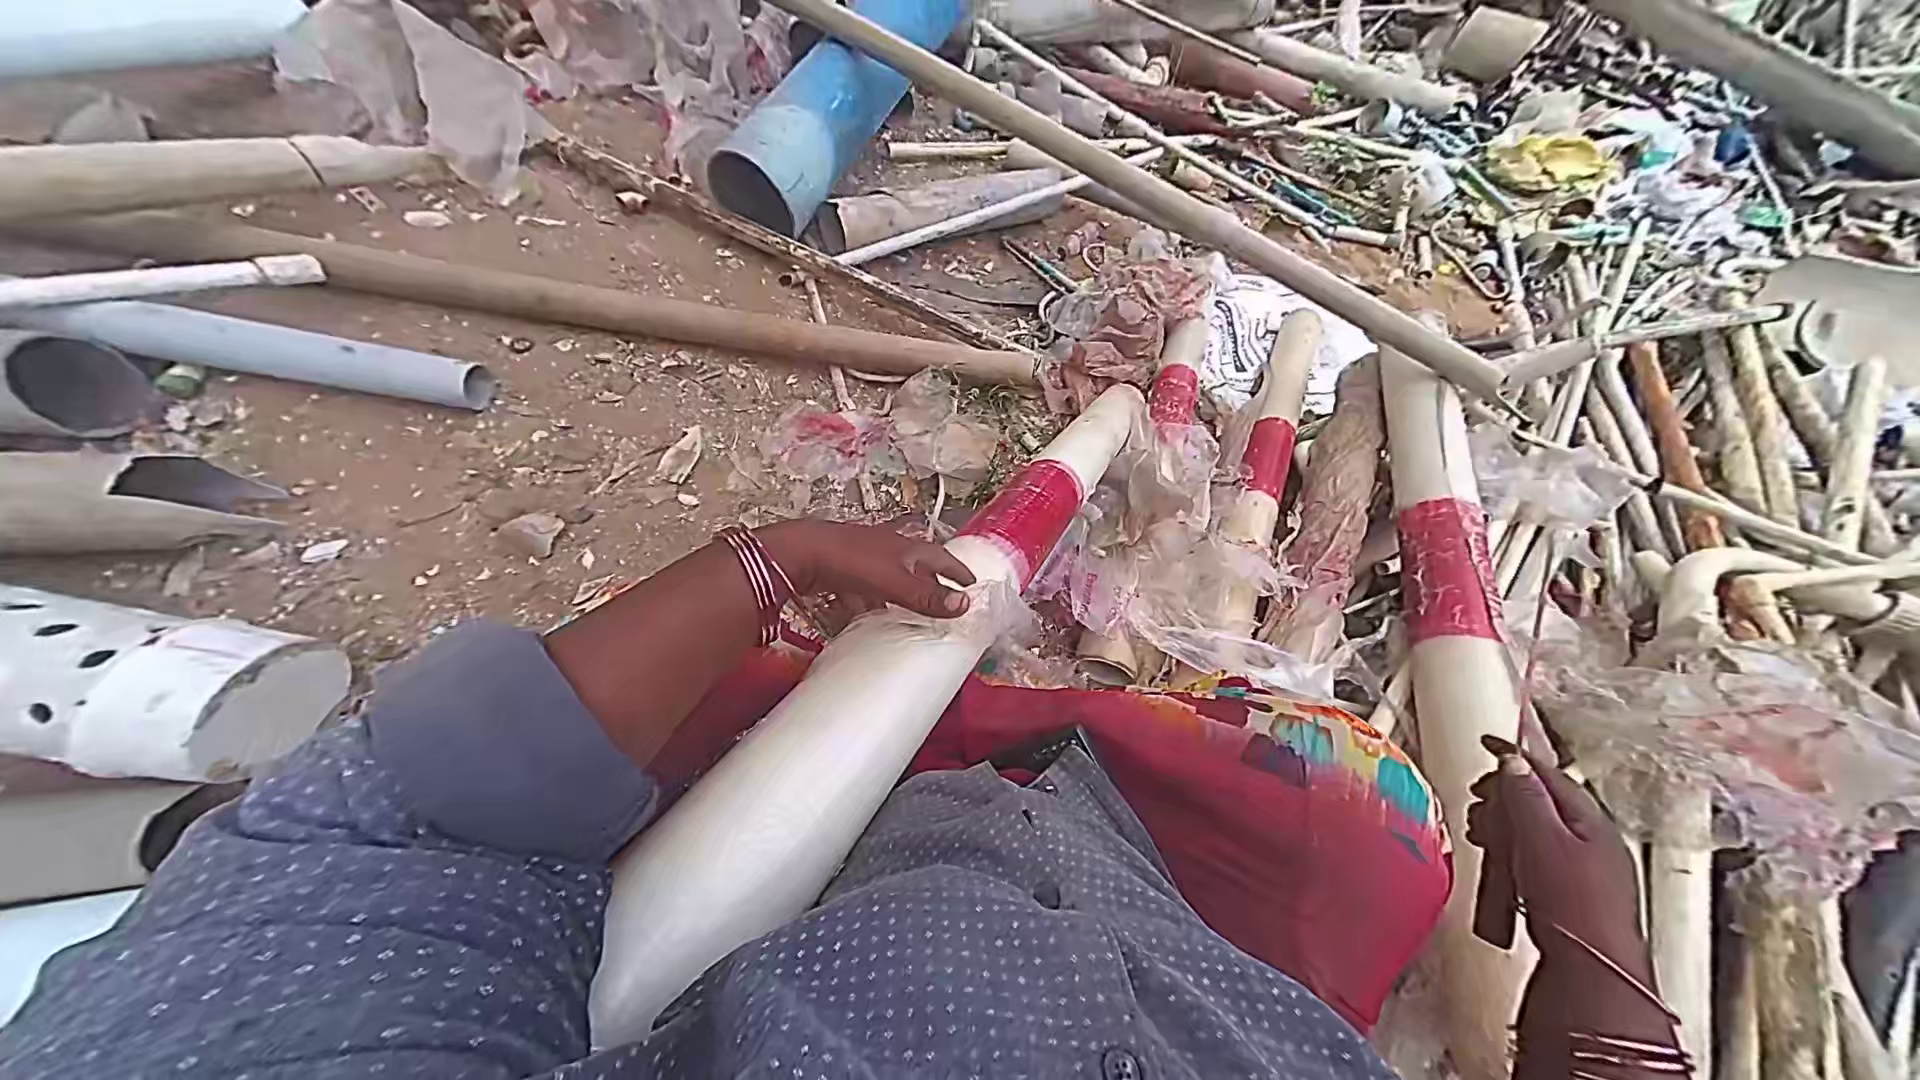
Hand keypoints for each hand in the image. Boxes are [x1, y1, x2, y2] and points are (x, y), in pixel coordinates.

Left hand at [758, 520, 975, 618]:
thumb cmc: (853, 562)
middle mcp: (888, 548)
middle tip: (945, 598)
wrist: (802, 553)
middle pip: (917, 565)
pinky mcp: (843, 570)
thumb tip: (966, 605)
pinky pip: (866, 588)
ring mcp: (865, 557)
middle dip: (931, 581)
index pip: (941, 557)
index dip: (956, 570)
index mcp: (907, 547)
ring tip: (910, 613)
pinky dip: (873, 601)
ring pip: (891, 576)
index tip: (972, 583)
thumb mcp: (895, 582)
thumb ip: (927, 596)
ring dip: (902, 592)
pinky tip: (870, 616)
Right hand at [1466, 736, 1647, 973]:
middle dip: (1502, 797)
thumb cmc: (1571, 900)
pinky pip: (1532, 848)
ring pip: (1532, 824)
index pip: (1547, 772)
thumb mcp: (1541, 838)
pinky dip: (1510, 846)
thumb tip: (1513, 762)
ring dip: (1502, 823)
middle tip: (1480, 804)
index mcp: (1589, 820)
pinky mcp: (1567, 882)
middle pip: (1538, 798)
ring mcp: (1582, 862)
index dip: (1514, 755)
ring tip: (1485, 836)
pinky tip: (1499, 859)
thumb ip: (1525, 796)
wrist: (1588, 964)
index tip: (1488, 743)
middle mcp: (1590, 837)